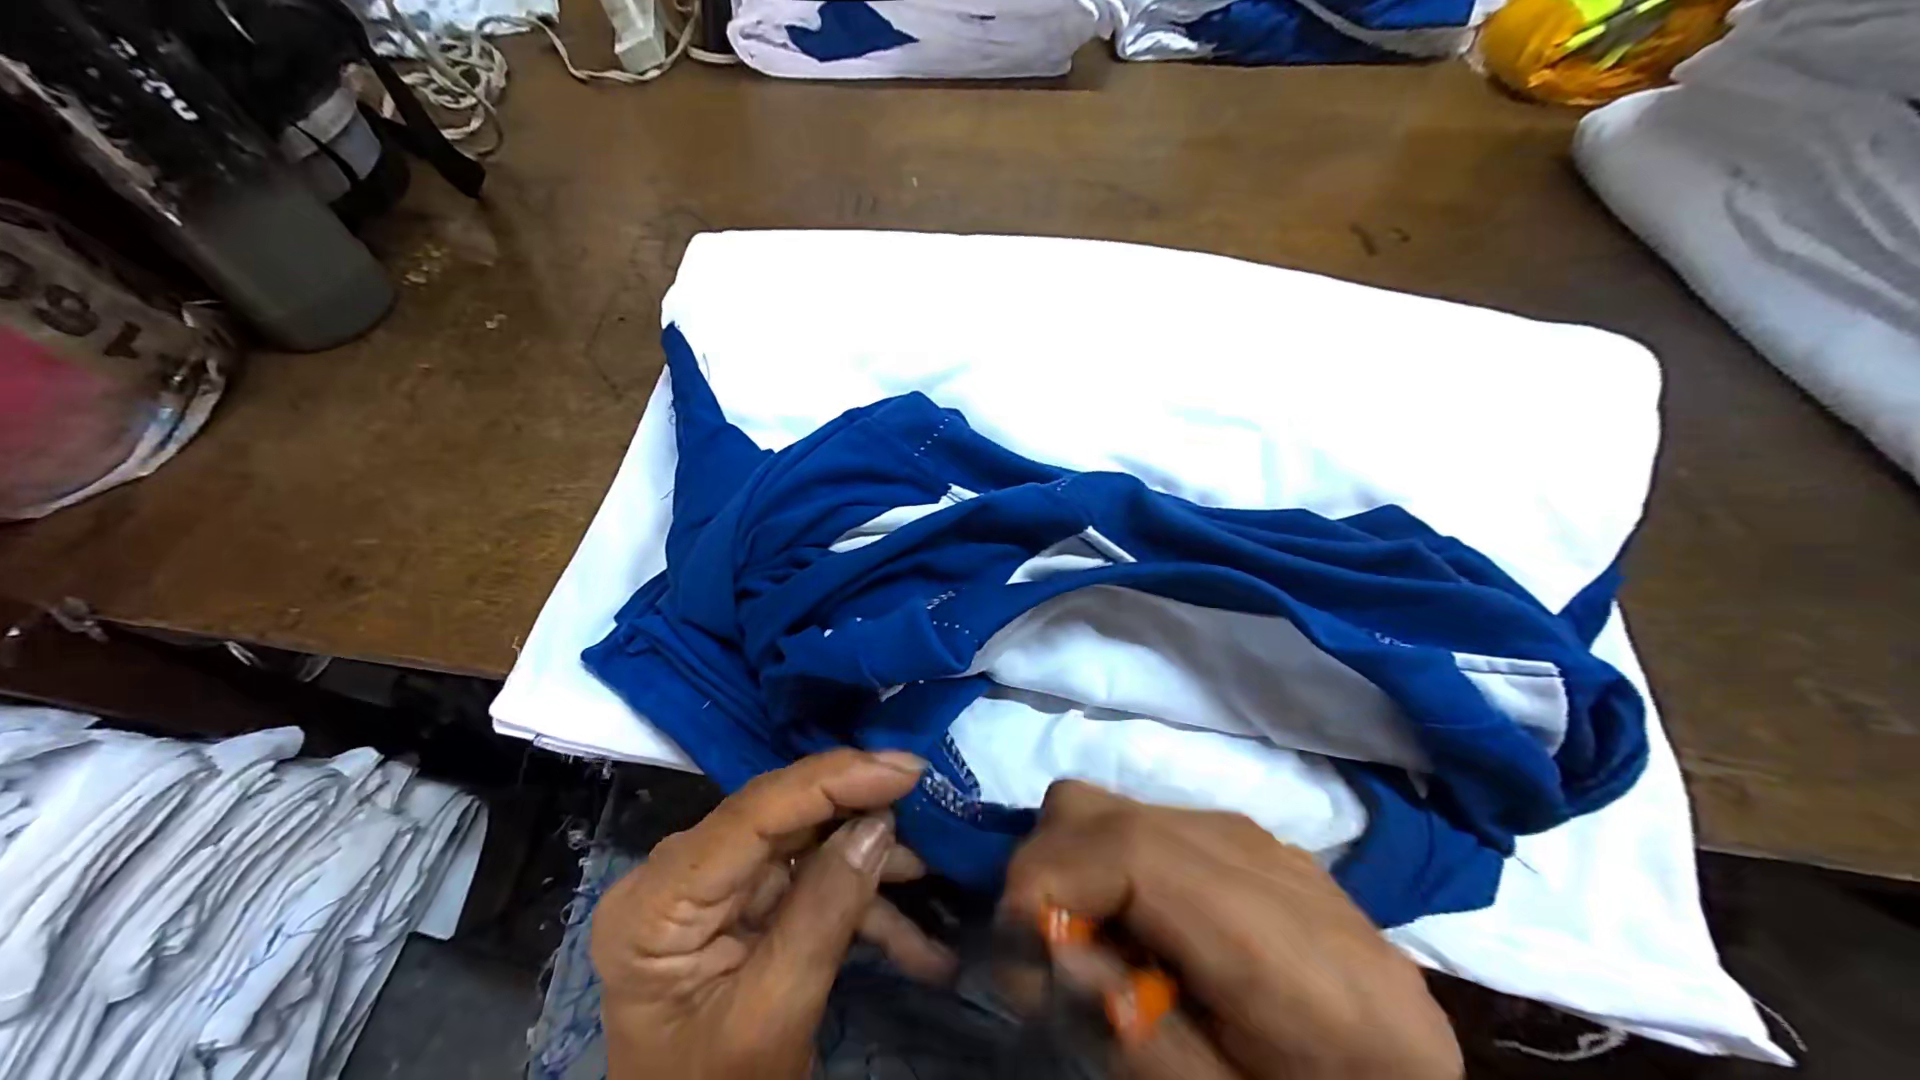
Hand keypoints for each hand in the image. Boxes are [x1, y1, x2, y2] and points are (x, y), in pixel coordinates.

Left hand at [591, 750, 956, 1079]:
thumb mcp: (773, 1017)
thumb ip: (824, 913)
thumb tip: (878, 826)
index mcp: (659, 901)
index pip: (753, 811)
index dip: (834, 779)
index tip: (906, 768)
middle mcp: (681, 876)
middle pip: (783, 818)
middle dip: (861, 814)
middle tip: (929, 804)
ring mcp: (716, 890)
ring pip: (806, 846)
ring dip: (871, 865)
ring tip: (933, 872)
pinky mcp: (746, 907)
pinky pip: (810, 886)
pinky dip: (862, 910)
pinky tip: (920, 948)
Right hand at [1001, 781, 1462, 1079]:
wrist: (1401, 1079)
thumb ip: (1124, 1025)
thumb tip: (1041, 938)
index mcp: (1286, 950)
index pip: (1134, 855)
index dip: (1047, 882)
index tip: (1013, 947)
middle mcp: (1269, 863)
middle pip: (1108, 812)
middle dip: (1048, 873)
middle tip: (1051, 956)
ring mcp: (1258, 837)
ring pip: (1115, 805)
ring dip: (1076, 865)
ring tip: (1098, 944)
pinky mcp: (1245, 835)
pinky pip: (1144, 820)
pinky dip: (1110, 862)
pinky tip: (1140, 925)